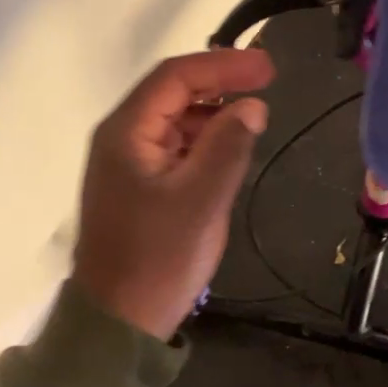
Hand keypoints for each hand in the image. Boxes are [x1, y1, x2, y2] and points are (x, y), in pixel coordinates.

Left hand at [71, 49, 275, 338]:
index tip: (268, 67)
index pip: (175, 77)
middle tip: (267, 82)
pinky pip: (173, 148)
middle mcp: (120, 138)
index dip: (223, 65)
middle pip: (172, 93)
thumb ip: (228, 147)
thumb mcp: (200, 200)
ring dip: (213, 113)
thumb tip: (252, 106)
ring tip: (253, 118)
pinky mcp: (137, 187)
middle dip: (219, 83)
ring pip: (174, 120)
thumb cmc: (158, 259)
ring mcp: (126, 163)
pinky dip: (203, 141)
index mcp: (126, 133)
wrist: (119, 322)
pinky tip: (228, 151)